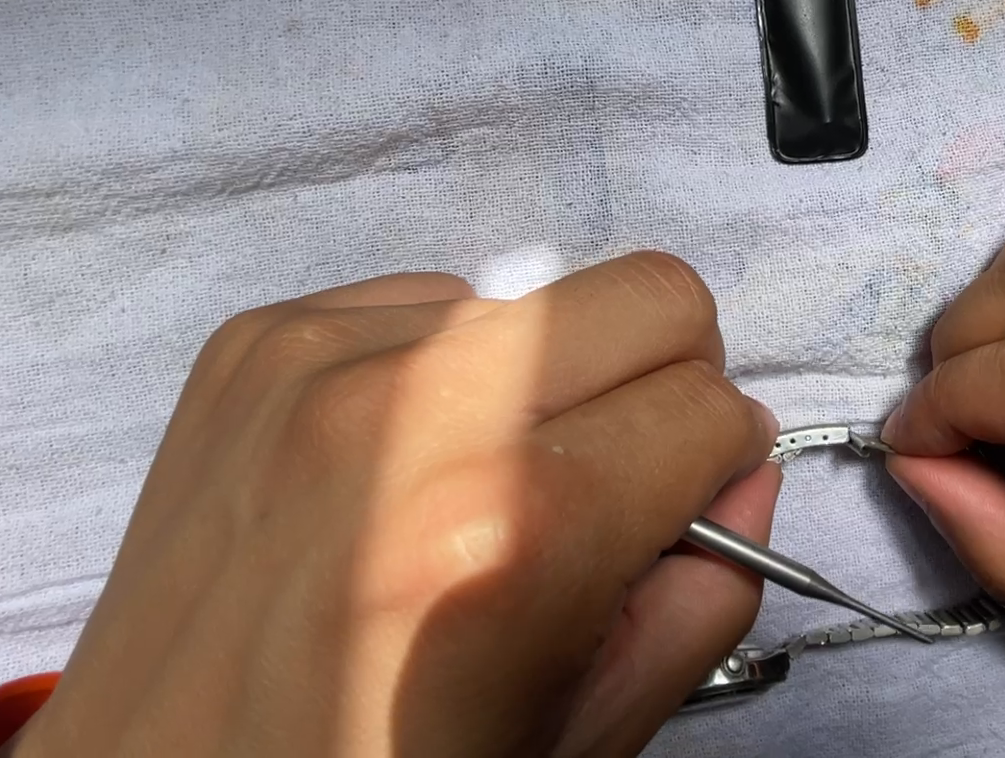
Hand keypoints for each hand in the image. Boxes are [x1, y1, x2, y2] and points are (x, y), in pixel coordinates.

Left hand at [8, 253, 780, 757]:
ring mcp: (323, 353)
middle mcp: (416, 409)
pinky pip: (435, 302)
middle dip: (670, 372)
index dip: (722, 456)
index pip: (710, 408)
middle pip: (650, 292)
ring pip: (546, 295)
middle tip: (618, 453)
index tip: (688, 495)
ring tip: (482, 468)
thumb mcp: (580, 734)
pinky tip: (397, 454)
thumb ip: (705, 593)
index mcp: (510, 533)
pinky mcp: (261, 335)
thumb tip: (743, 462)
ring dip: (551, 376)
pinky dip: (452, 369)